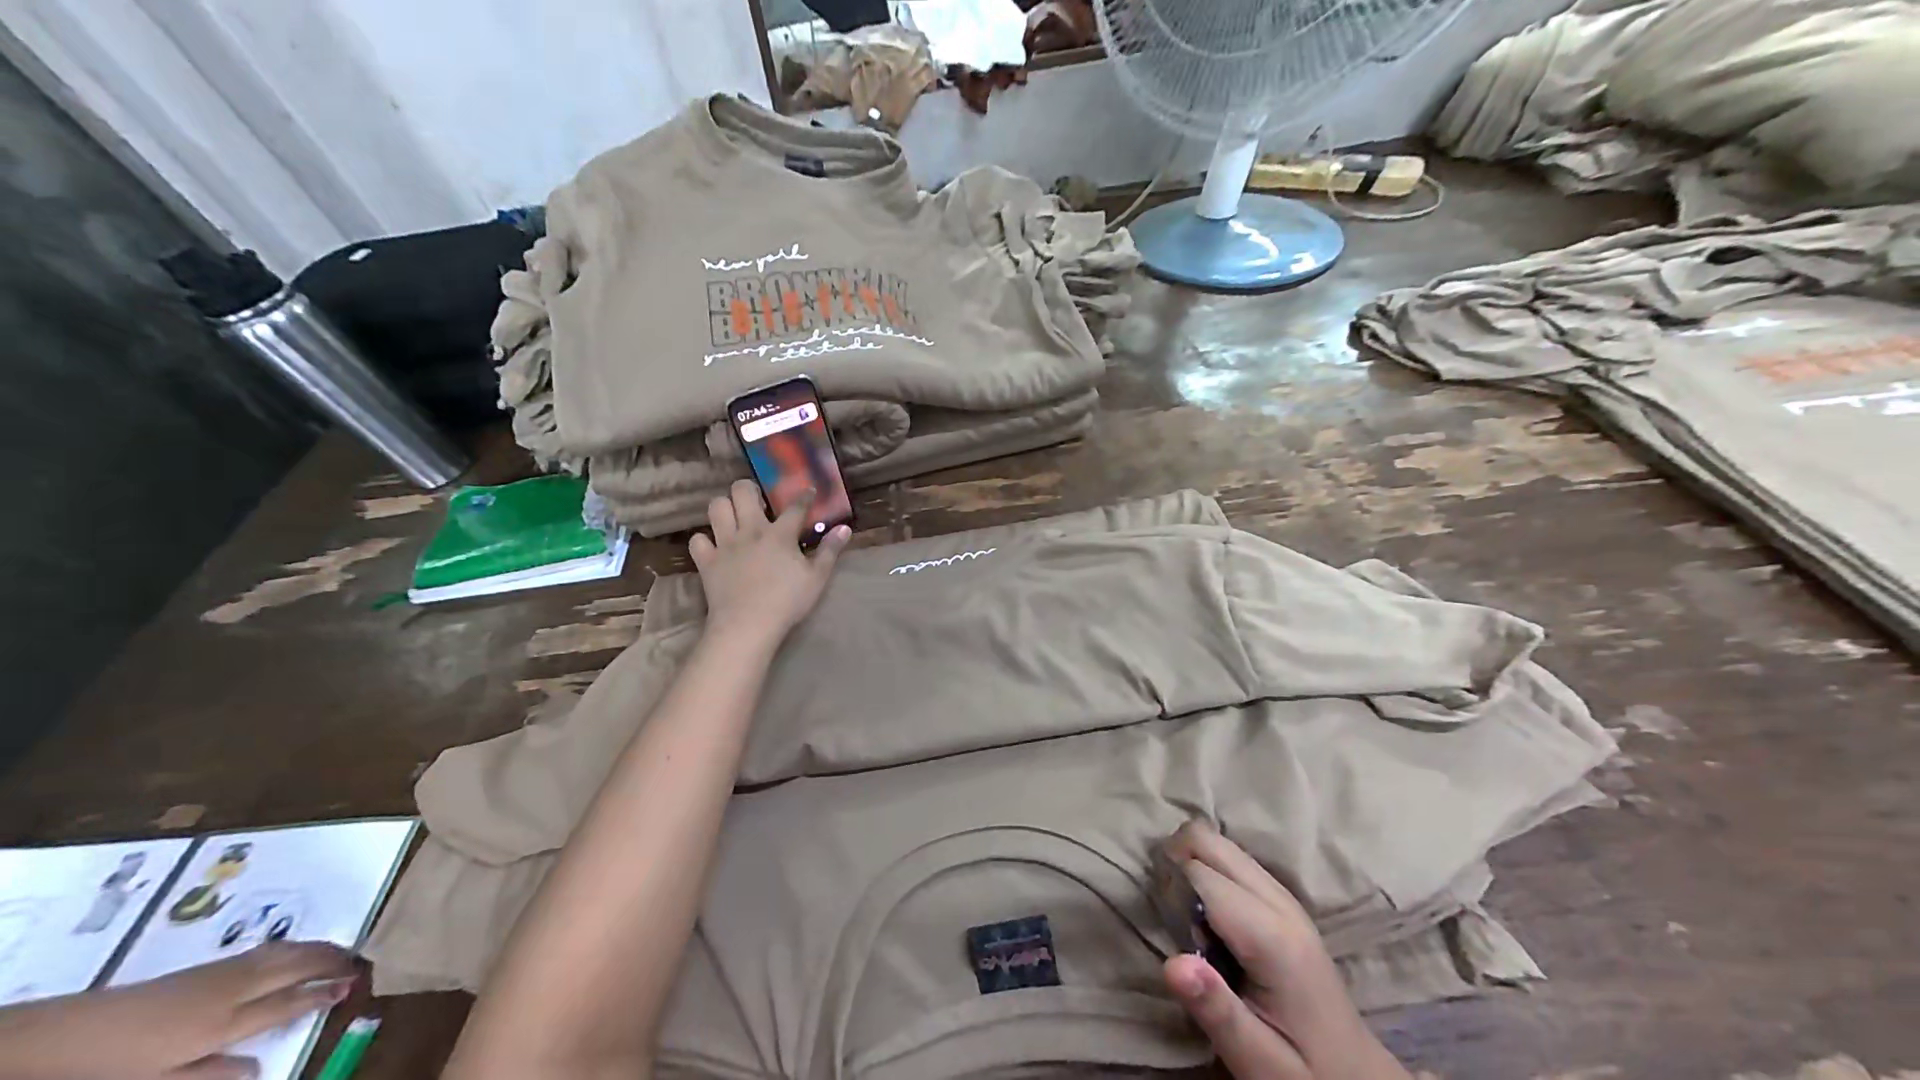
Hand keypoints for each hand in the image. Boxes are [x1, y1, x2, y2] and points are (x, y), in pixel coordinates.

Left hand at [0, 940, 355, 1078]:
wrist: (70, 1033)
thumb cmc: (118, 1066)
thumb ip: (216, 1073)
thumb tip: (264, 1068)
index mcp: (228, 1020)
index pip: (292, 1001)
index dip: (324, 993)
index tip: (352, 987)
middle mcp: (236, 989)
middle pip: (298, 965)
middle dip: (333, 961)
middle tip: (361, 963)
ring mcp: (225, 972)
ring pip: (288, 951)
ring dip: (320, 948)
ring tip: (342, 951)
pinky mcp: (214, 966)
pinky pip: (271, 949)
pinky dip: (297, 946)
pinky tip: (300, 950)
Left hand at [690, 480, 850, 647]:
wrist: (748, 625)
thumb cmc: (787, 601)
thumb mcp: (817, 578)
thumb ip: (830, 550)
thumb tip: (844, 528)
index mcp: (780, 534)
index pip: (794, 506)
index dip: (803, 495)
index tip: (807, 490)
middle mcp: (750, 530)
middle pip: (742, 491)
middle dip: (749, 489)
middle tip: (757, 500)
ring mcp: (724, 544)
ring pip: (716, 507)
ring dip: (725, 507)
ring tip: (734, 516)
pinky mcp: (707, 561)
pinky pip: (697, 540)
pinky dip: (705, 540)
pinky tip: (714, 546)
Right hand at [1160, 821, 1410, 1079]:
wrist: (1358, 1076)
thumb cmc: (1303, 1071)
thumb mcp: (1257, 1059)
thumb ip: (1214, 1009)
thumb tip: (1171, 964)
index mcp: (1273, 939)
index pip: (1202, 874)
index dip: (1171, 887)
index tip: (1165, 922)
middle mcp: (1280, 903)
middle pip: (1210, 841)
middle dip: (1174, 858)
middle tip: (1168, 910)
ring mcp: (1284, 897)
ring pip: (1220, 843)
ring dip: (1189, 861)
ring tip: (1184, 913)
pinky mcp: (1281, 900)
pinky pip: (1232, 859)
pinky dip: (1206, 867)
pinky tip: (1205, 912)